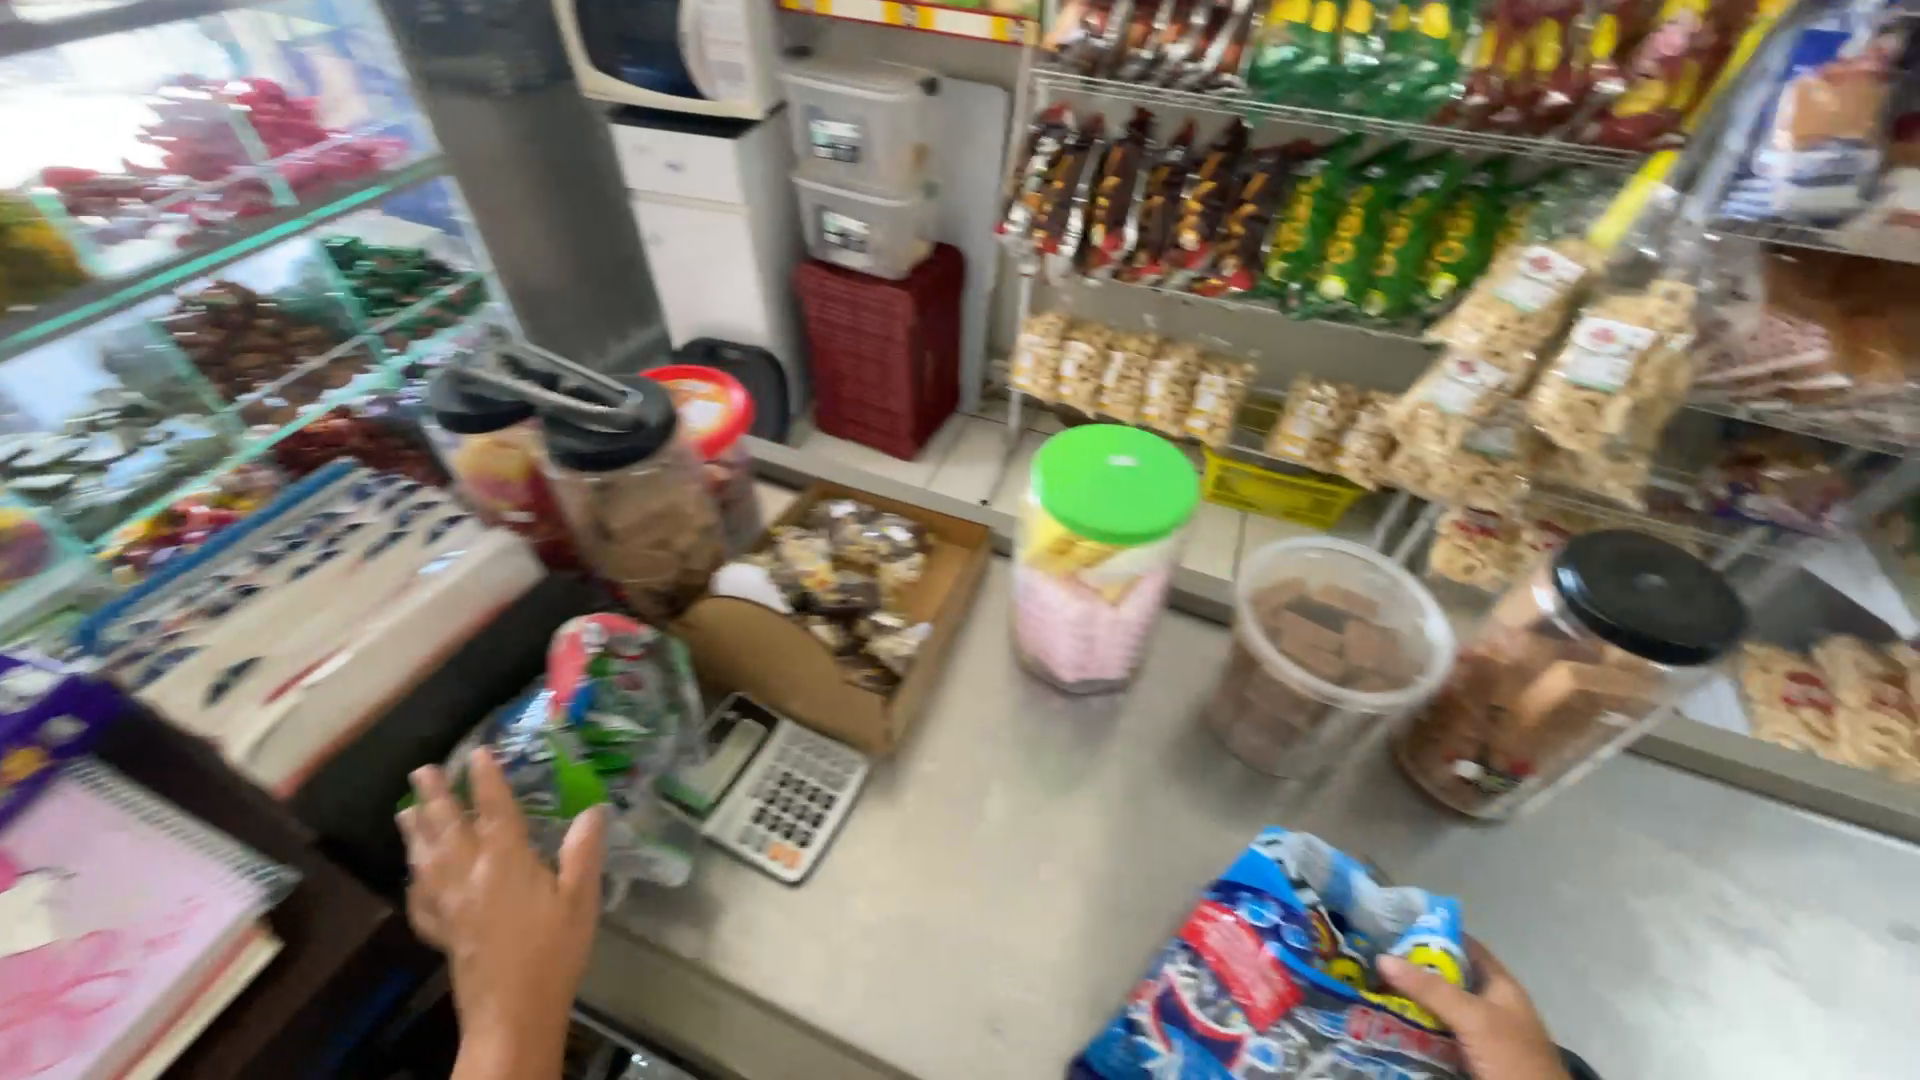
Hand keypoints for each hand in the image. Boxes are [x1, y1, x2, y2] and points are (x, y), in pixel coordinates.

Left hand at [397, 749, 606, 1056]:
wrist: (512, 1013)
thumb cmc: (553, 951)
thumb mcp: (580, 898)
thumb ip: (583, 851)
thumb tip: (592, 809)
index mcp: (505, 864)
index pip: (494, 812)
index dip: (485, 781)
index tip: (478, 753)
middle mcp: (470, 877)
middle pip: (448, 830)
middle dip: (436, 798)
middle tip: (422, 770)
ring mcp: (449, 906)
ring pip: (426, 860)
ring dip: (416, 831)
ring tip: (406, 809)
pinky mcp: (441, 933)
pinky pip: (420, 899)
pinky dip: (414, 880)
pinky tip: (414, 874)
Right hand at [1378, 939, 1571, 1079]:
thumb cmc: (1513, 1058)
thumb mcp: (1474, 1018)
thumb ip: (1430, 988)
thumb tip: (1381, 958)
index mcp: (1498, 985)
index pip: (1464, 945)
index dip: (1433, 932)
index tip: (1395, 924)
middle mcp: (1486, 1003)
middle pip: (1444, 975)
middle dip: (1411, 966)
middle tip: (1373, 954)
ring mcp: (1476, 1031)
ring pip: (1435, 1004)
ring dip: (1407, 996)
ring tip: (1370, 982)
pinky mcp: (1464, 1054)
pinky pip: (1431, 1030)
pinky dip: (1410, 1023)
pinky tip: (1385, 1016)